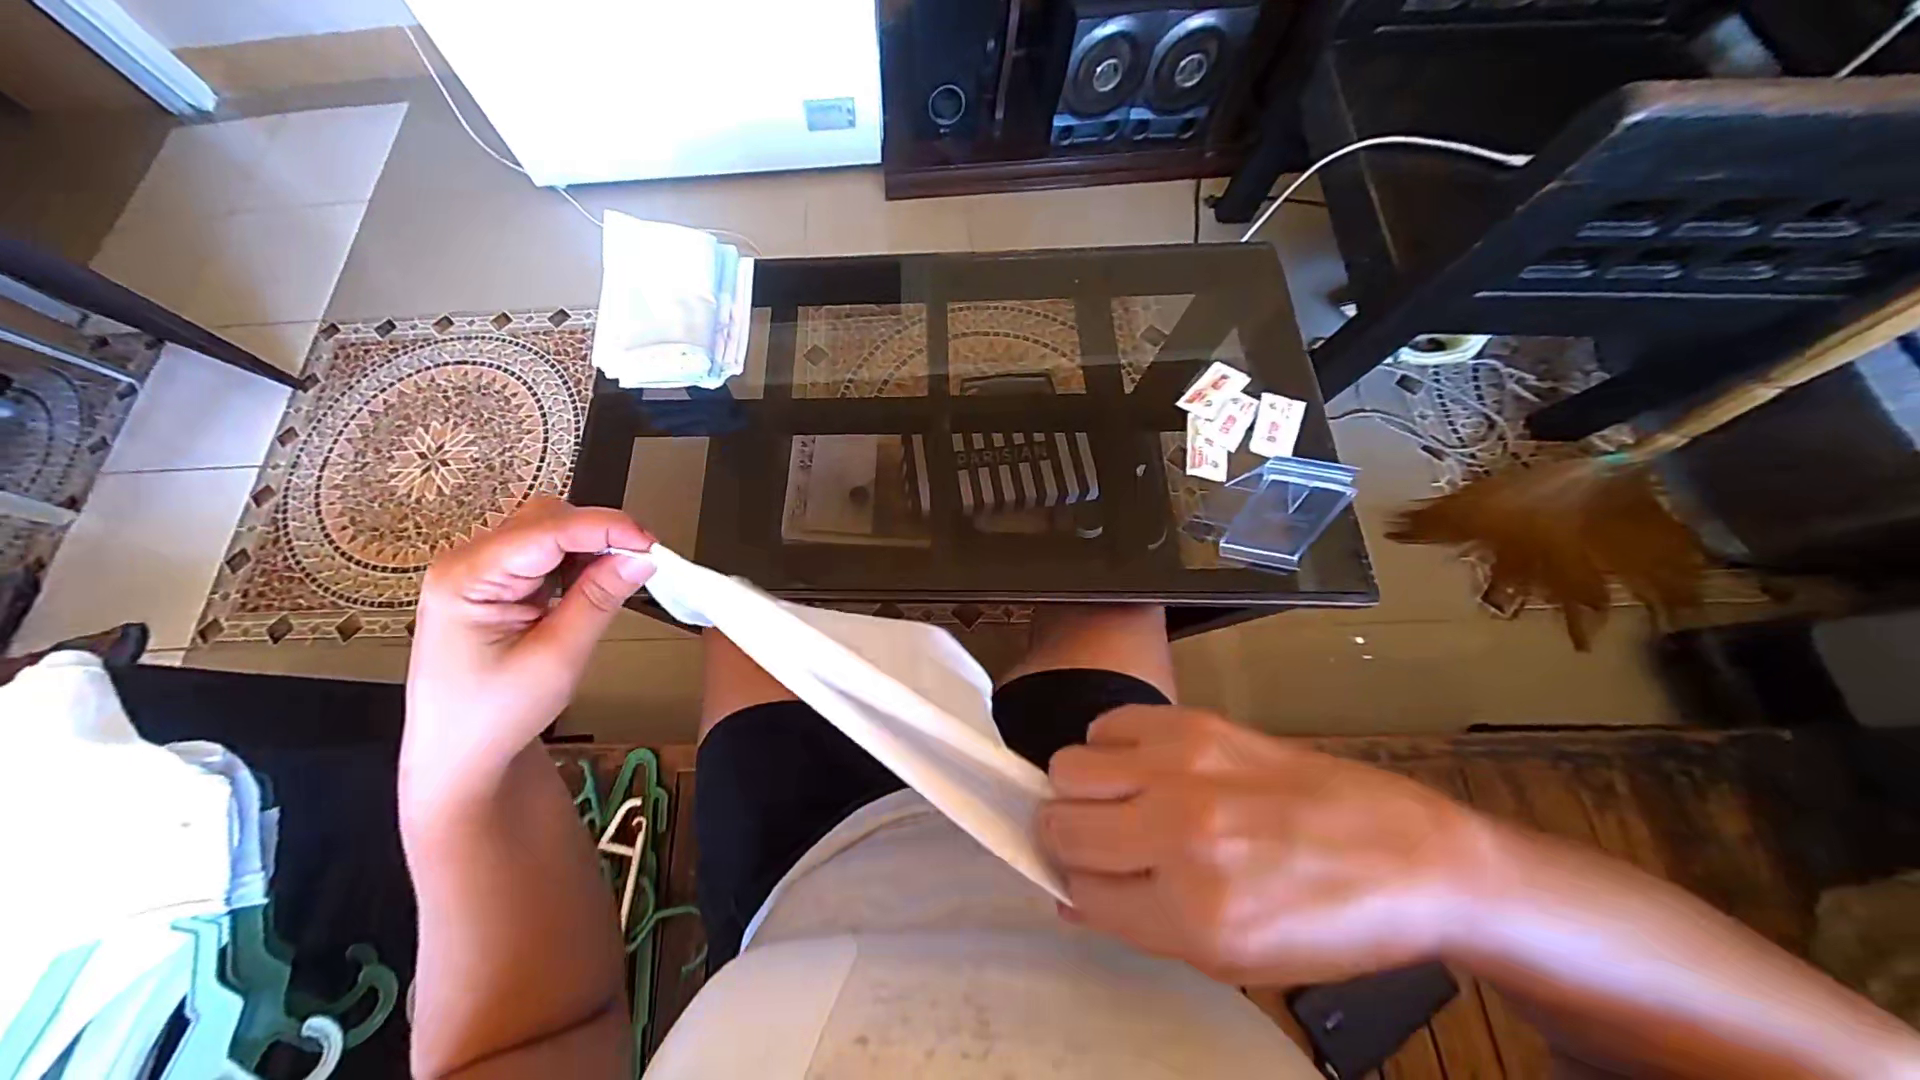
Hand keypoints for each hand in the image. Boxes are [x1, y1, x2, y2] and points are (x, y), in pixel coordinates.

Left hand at [403, 496, 653, 807]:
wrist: (460, 755)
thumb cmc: (495, 715)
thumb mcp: (558, 657)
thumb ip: (600, 599)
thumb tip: (641, 558)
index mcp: (466, 578)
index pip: (547, 530)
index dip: (605, 529)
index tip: (651, 545)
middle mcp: (466, 563)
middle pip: (546, 519)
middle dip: (600, 533)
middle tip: (643, 561)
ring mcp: (479, 571)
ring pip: (549, 530)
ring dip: (592, 546)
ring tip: (622, 575)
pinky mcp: (496, 582)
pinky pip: (546, 552)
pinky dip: (580, 560)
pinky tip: (597, 581)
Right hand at [1040, 706, 1493, 986]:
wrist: (1406, 856)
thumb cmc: (1325, 921)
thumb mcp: (1232, 959)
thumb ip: (1135, 925)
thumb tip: (1068, 896)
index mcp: (1192, 913)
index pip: (1079, 892)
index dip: (1080, 890)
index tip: (1091, 881)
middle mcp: (1177, 834)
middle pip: (1059, 824)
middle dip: (1066, 839)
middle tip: (1097, 842)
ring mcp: (1182, 769)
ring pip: (1068, 767)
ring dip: (1081, 790)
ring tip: (1119, 801)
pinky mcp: (1194, 724)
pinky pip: (1107, 724)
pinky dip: (1110, 748)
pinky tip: (1142, 768)